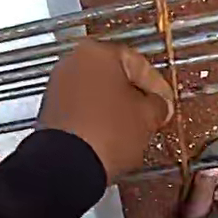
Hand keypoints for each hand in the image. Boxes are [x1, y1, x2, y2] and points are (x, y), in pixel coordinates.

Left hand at [38, 40, 174, 181]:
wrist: (67, 164)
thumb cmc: (107, 133)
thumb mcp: (147, 117)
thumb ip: (159, 104)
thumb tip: (159, 105)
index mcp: (98, 53)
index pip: (140, 65)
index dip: (158, 88)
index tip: (166, 103)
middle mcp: (73, 62)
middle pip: (115, 77)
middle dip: (135, 97)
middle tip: (152, 115)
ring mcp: (58, 86)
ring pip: (97, 94)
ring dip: (116, 109)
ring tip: (133, 129)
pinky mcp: (50, 111)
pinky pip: (82, 109)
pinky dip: (97, 119)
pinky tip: (110, 136)